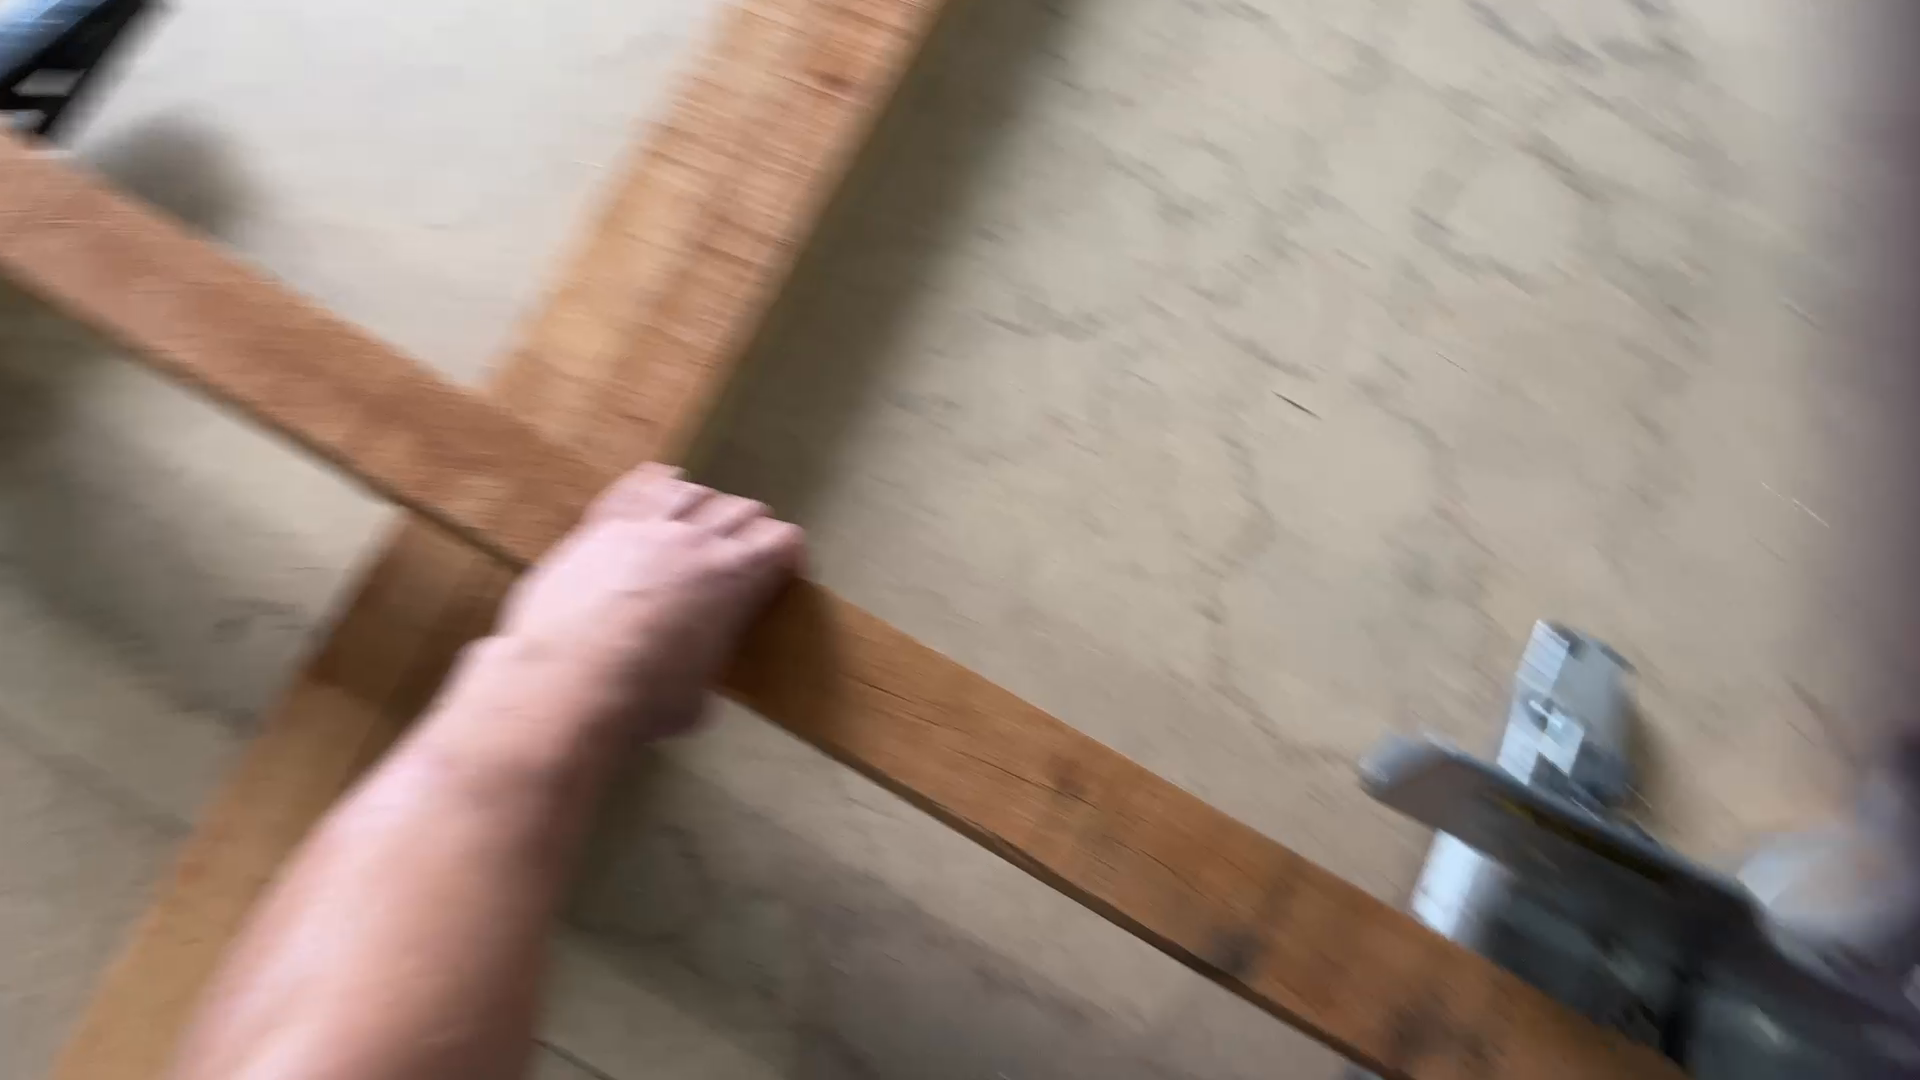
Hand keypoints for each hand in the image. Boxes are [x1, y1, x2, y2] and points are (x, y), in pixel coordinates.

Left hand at [452, 463, 804, 743]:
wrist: (566, 686)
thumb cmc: (644, 701)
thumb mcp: (704, 689)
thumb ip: (712, 654)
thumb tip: (701, 658)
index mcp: (736, 577)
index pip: (784, 539)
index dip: (789, 554)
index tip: (783, 573)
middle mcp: (699, 541)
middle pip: (745, 509)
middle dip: (752, 530)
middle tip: (744, 554)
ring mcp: (648, 528)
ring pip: (695, 491)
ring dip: (707, 506)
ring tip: (700, 525)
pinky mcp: (601, 528)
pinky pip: (637, 487)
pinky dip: (657, 483)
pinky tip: (662, 484)